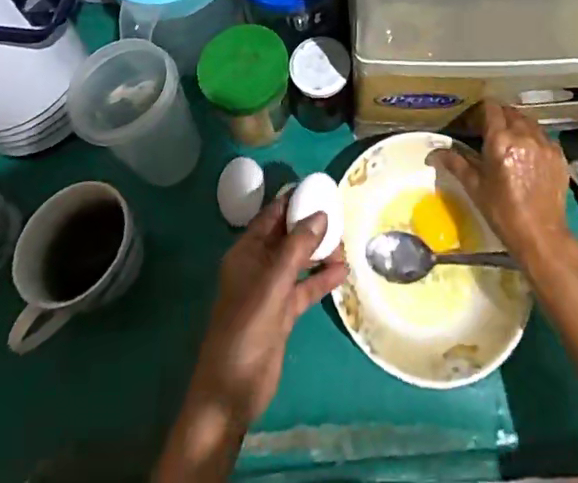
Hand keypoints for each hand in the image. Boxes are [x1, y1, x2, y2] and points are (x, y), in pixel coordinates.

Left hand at [185, 194, 348, 424]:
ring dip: (319, 252)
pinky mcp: (283, 313)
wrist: (231, 389)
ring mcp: (271, 290)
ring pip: (298, 261)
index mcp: (245, 253)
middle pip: (287, 236)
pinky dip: (321, 279)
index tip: (320, 188)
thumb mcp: (271, 285)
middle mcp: (258, 266)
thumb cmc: (245, 330)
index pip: (270, 216)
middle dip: (310, 225)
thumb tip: (320, 214)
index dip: (293, 201)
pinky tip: (343, 272)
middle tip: (341, 215)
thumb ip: (296, 249)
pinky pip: (305, 288)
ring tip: (346, 243)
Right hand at [429, 101, 572, 263]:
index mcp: (500, 140)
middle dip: (499, 117)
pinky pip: (544, 137)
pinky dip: (534, 138)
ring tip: (510, 141)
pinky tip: (528, 154)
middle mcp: (524, 135)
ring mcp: (545, 144)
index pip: (491, 109)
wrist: (540, 234)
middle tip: (489, 132)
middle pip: (510, 112)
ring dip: (517, 125)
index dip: (481, 111)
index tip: (474, 122)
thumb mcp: (475, 187)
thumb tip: (434, 153)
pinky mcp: (559, 154)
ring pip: (529, 122)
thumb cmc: (502, 212)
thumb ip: (456, 163)